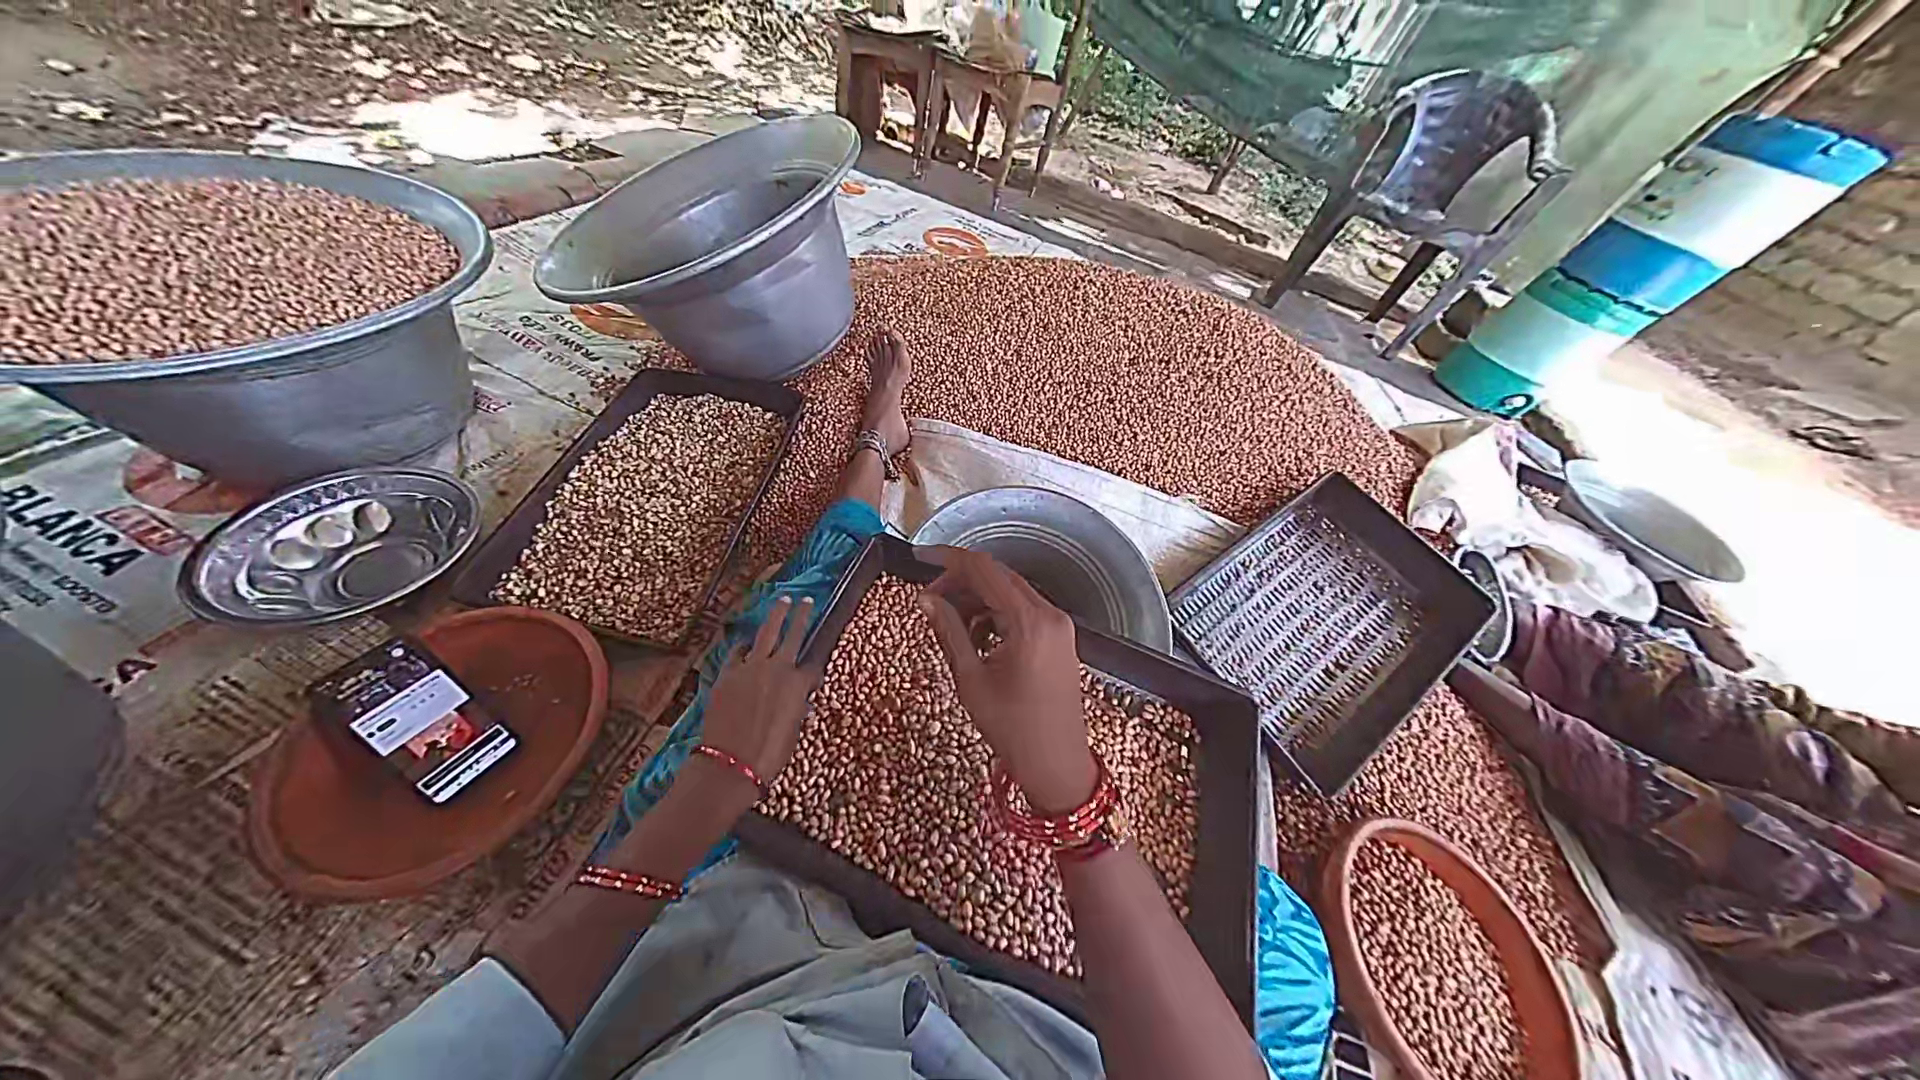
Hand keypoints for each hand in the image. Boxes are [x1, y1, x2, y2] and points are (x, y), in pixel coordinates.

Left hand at [699, 595, 815, 797]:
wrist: (731, 762)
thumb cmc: (769, 754)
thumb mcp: (793, 731)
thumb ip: (796, 709)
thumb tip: (799, 702)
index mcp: (798, 684)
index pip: (812, 668)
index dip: (815, 671)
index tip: (815, 672)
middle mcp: (777, 669)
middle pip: (793, 635)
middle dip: (801, 615)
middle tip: (807, 600)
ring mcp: (750, 668)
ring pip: (767, 633)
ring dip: (776, 616)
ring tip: (782, 600)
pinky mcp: (728, 674)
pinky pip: (738, 652)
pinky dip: (745, 646)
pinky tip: (747, 642)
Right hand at [916, 546, 1096, 814]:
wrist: (1057, 764)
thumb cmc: (1012, 728)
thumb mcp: (971, 679)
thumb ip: (948, 631)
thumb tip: (926, 598)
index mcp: (1030, 621)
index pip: (985, 570)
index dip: (949, 558)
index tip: (919, 555)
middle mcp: (1050, 614)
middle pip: (999, 577)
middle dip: (960, 582)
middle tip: (929, 598)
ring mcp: (1058, 625)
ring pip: (1009, 594)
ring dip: (977, 600)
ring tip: (949, 625)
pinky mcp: (1058, 638)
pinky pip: (1022, 612)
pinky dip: (995, 615)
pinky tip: (975, 637)